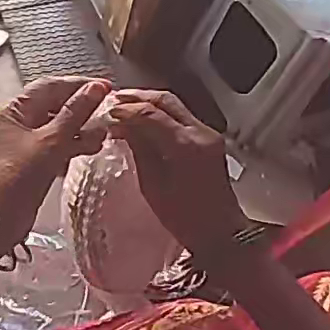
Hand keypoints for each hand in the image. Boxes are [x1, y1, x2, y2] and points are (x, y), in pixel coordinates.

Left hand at [0, 77, 110, 241]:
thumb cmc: (18, 177)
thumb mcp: (51, 141)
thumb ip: (75, 113)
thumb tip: (96, 88)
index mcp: (12, 109)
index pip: (50, 86)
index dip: (79, 85)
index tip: (106, 87)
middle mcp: (15, 122)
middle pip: (54, 106)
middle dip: (82, 109)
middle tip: (108, 111)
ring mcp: (22, 143)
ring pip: (57, 127)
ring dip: (80, 129)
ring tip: (103, 133)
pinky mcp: (31, 162)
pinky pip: (55, 145)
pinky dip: (72, 145)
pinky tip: (90, 149)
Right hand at [104, 90, 248, 256]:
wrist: (221, 232)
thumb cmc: (186, 219)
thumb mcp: (153, 186)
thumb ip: (140, 150)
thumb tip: (123, 127)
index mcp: (186, 146)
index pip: (151, 114)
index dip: (127, 110)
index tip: (109, 111)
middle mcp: (201, 134)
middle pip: (166, 100)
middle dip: (138, 97)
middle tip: (114, 100)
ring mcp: (208, 134)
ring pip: (175, 105)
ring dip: (149, 104)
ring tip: (126, 108)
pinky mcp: (210, 139)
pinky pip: (182, 117)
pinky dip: (161, 114)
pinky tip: (145, 121)